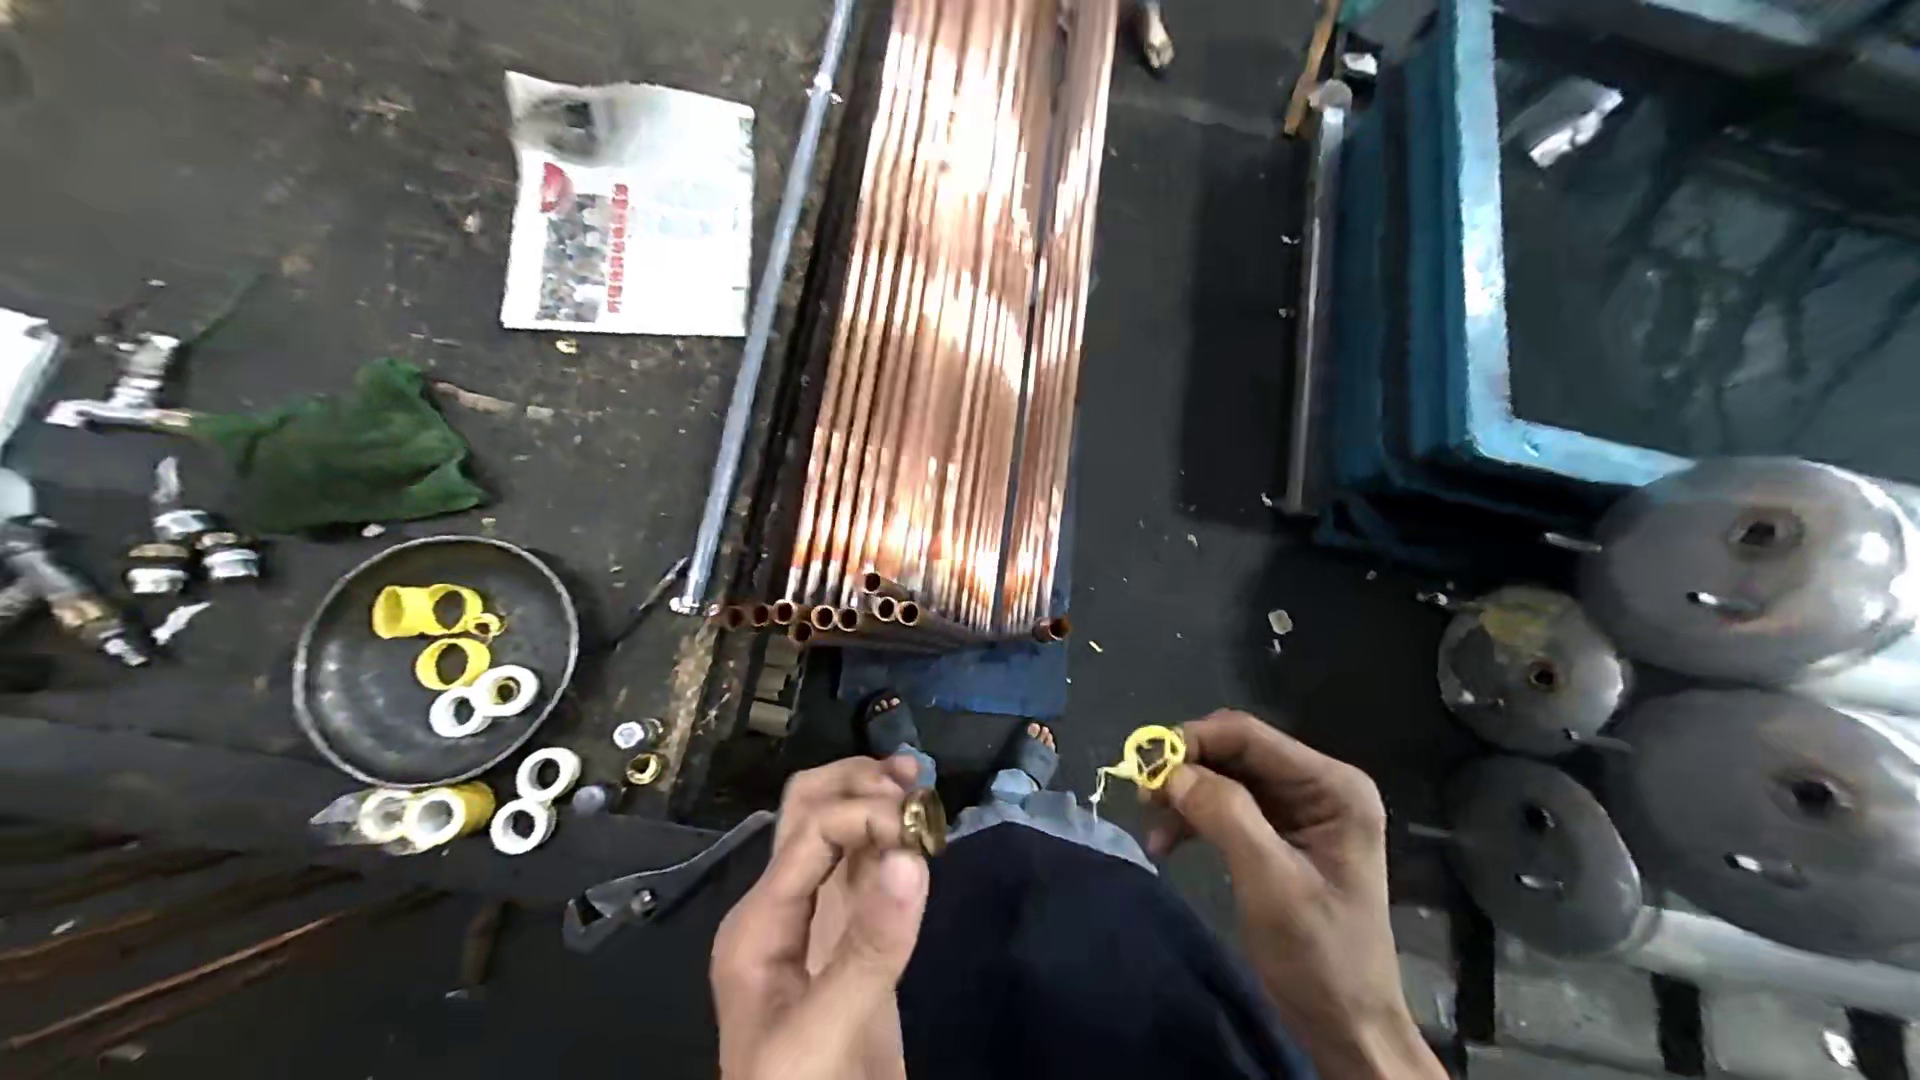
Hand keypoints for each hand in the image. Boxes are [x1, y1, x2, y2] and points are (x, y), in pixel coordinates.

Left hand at [711, 756, 928, 1079]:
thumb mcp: (822, 1039)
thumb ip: (867, 950)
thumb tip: (911, 857)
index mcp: (758, 923)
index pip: (809, 832)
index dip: (862, 814)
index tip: (916, 827)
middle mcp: (782, 907)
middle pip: (807, 812)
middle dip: (856, 783)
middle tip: (913, 780)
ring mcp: (817, 921)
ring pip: (837, 832)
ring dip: (872, 797)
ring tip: (917, 782)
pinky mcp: (850, 939)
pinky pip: (866, 869)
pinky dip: (890, 838)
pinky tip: (916, 829)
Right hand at [1146, 710, 1444, 1079]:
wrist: (1345, 1025)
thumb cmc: (1319, 955)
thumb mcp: (1271, 883)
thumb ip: (1225, 816)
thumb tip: (1171, 771)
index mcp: (1332, 786)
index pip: (1249, 736)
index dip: (1193, 741)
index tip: (1147, 768)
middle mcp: (1315, 783)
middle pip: (1232, 750)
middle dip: (1184, 770)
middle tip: (1145, 798)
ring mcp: (1295, 805)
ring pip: (1220, 774)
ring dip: (1182, 795)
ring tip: (1152, 828)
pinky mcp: (1275, 828)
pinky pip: (1222, 802)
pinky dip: (1190, 817)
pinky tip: (1166, 844)